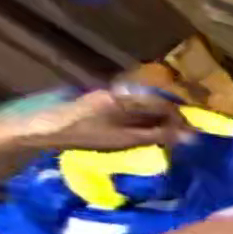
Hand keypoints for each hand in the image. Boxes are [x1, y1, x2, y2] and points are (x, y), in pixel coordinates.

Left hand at [5, 89, 191, 151]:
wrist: (41, 131)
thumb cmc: (85, 136)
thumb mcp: (127, 139)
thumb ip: (159, 136)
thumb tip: (191, 137)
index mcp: (125, 99)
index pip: (164, 105)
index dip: (181, 120)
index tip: (191, 136)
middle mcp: (117, 94)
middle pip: (154, 104)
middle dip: (171, 120)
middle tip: (180, 138)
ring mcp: (106, 98)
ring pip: (143, 108)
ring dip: (157, 121)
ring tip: (164, 138)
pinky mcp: (99, 105)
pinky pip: (131, 110)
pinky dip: (143, 121)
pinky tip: (144, 133)